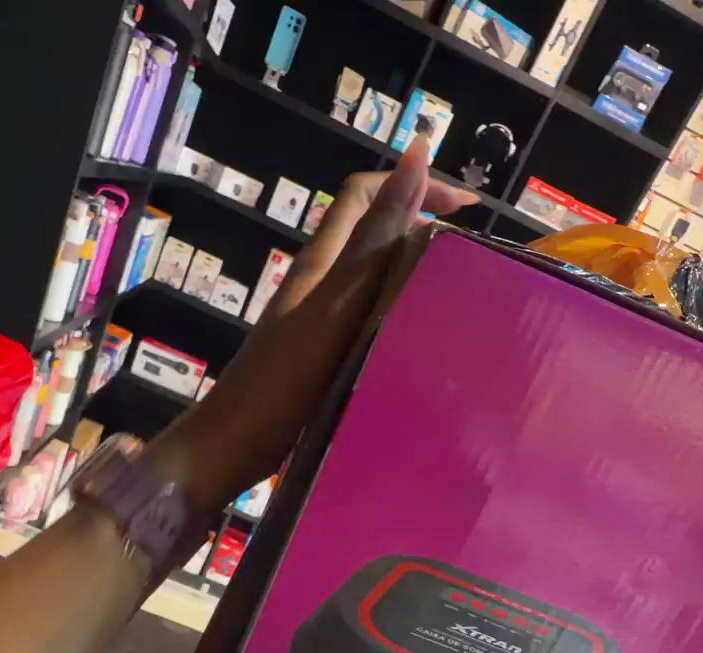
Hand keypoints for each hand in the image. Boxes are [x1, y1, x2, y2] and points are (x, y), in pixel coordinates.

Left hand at [144, 139, 478, 508]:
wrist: (233, 445)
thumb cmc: (285, 379)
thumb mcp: (337, 305)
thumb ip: (374, 241)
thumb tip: (414, 156)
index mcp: (322, 263)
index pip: (364, 194)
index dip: (412, 183)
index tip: (467, 206)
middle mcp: (318, 285)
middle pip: (369, 233)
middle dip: (419, 226)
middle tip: (469, 254)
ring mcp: (315, 322)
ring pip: (368, 277)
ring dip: (411, 271)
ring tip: (456, 295)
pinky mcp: (316, 357)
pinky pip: (364, 318)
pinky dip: (396, 313)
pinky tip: (417, 342)